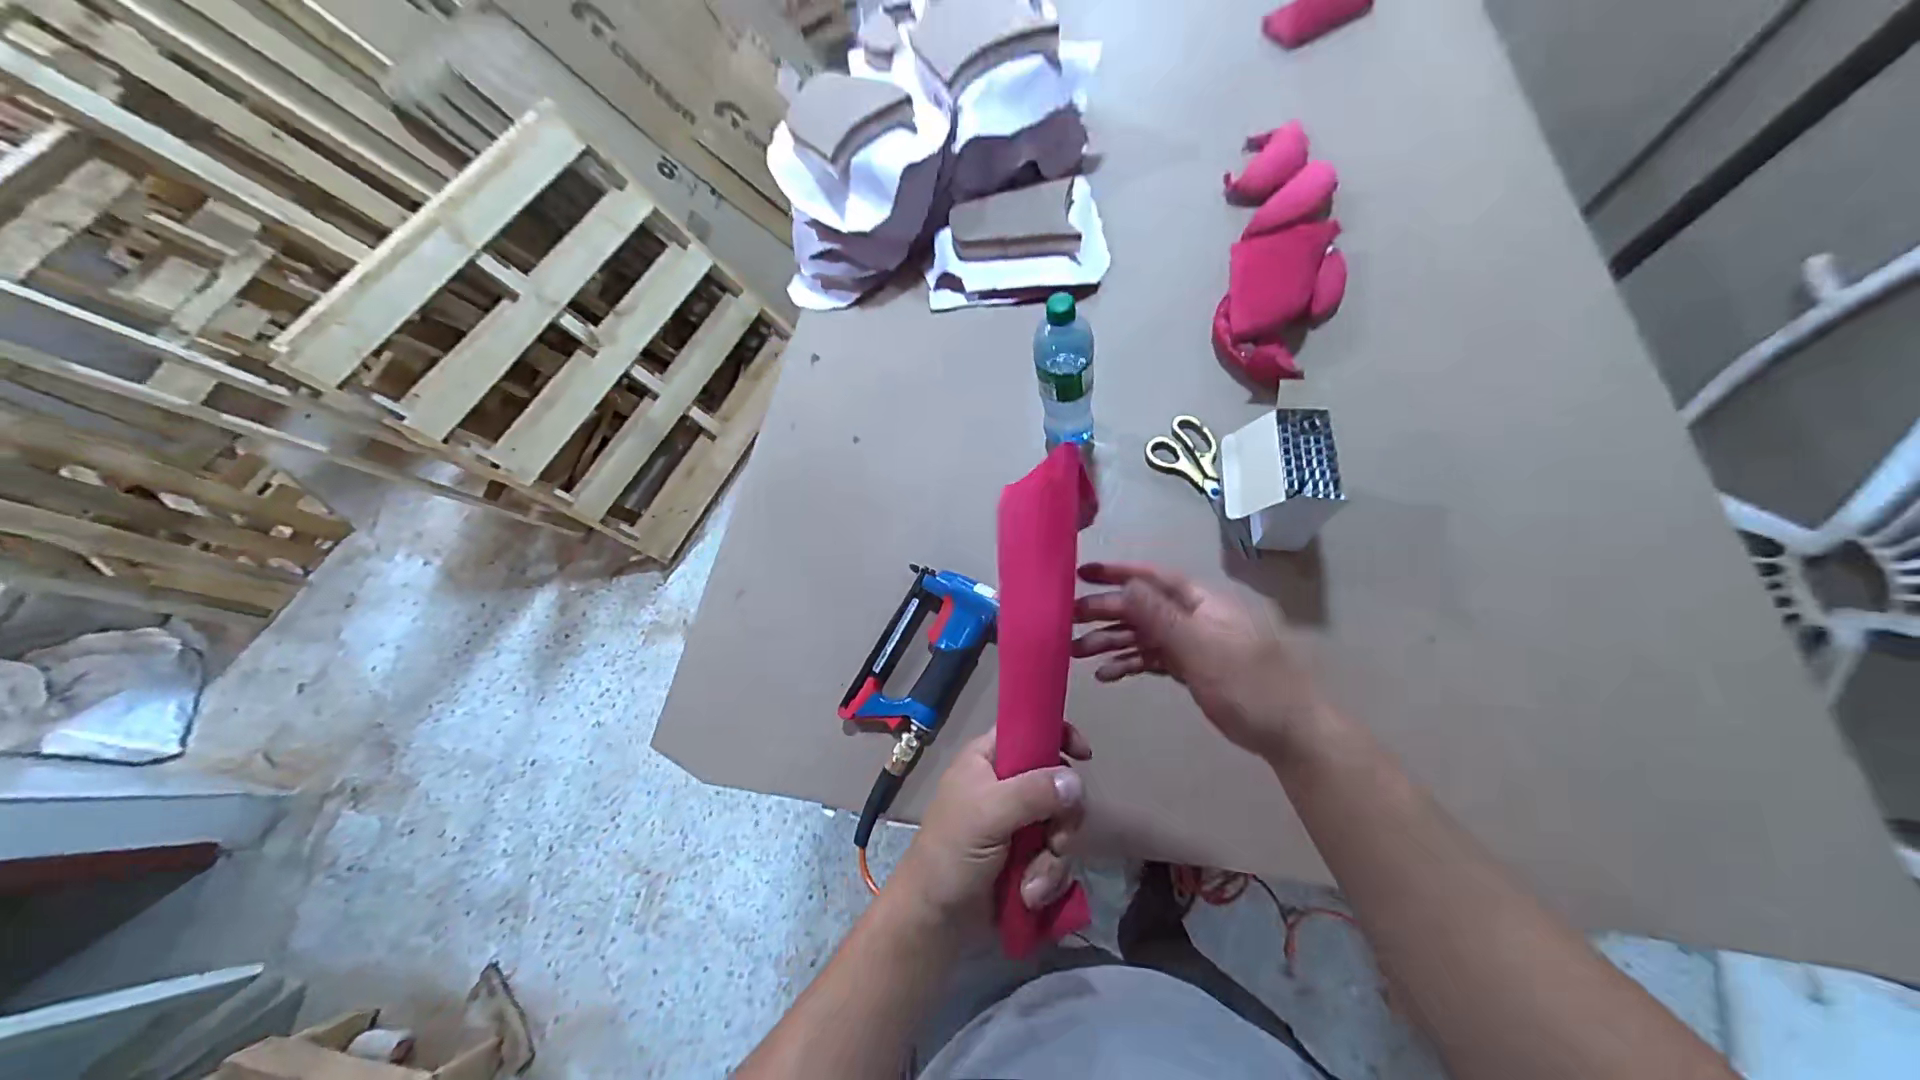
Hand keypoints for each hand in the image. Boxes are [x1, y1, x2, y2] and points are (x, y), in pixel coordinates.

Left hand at [889, 727, 1089, 925]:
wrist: (935, 919)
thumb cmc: (950, 854)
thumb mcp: (988, 814)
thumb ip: (1032, 793)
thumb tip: (1076, 781)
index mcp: (989, 759)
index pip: (1029, 729)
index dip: (1058, 735)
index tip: (1083, 756)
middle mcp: (1007, 785)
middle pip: (1058, 784)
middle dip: (1061, 821)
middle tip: (1053, 841)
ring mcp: (1020, 823)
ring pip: (1062, 827)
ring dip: (1052, 861)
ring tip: (1030, 884)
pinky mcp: (1028, 857)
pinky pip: (1058, 858)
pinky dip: (1049, 880)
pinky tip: (1029, 897)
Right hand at [1071, 562, 1328, 758]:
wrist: (1288, 732)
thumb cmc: (1248, 684)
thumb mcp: (1200, 647)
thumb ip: (1160, 616)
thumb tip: (1125, 585)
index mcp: (1201, 602)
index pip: (1152, 578)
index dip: (1117, 574)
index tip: (1081, 574)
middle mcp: (1193, 616)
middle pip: (1142, 607)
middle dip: (1105, 612)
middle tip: (1067, 621)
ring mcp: (1192, 643)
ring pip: (1143, 634)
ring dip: (1111, 641)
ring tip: (1077, 653)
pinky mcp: (1190, 669)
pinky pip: (1152, 659)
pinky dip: (1129, 663)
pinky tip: (1106, 674)